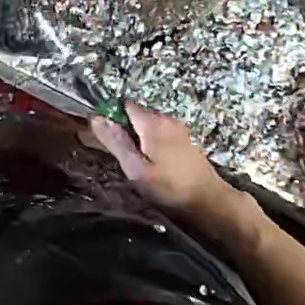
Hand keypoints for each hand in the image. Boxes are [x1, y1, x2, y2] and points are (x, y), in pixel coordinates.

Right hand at [90, 102, 239, 221]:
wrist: (208, 199)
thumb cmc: (168, 187)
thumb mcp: (136, 168)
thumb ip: (116, 142)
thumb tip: (97, 119)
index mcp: (152, 123)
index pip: (124, 105)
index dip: (112, 116)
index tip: (108, 138)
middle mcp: (166, 118)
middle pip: (137, 115)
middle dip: (126, 130)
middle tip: (124, 157)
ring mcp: (178, 127)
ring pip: (149, 124)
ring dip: (140, 138)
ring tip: (140, 163)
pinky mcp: (186, 138)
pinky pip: (161, 132)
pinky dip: (153, 142)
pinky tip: (157, 163)